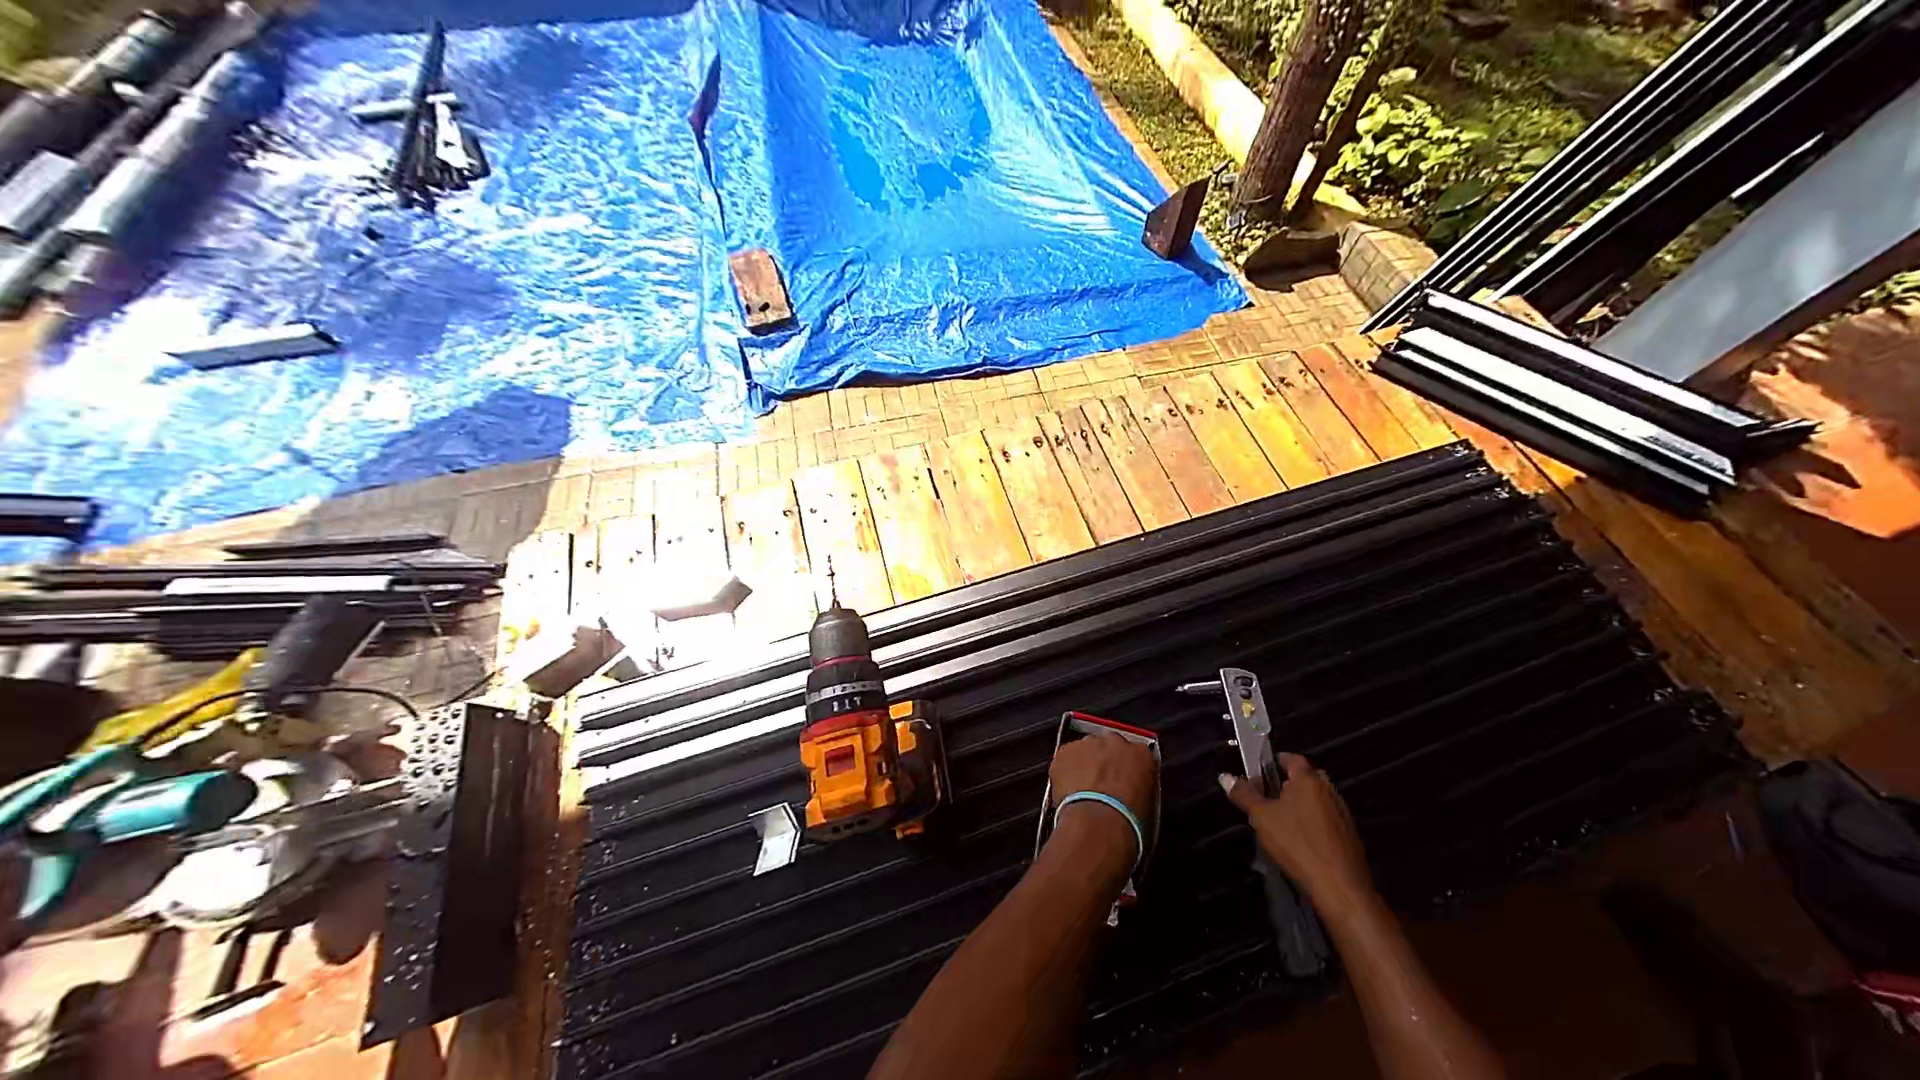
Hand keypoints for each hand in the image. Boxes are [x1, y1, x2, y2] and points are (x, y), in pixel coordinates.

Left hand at [1049, 731, 1156, 824]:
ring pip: (1085, 750)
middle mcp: (1115, 742)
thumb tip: (1131, 791)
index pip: (1135, 754)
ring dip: (1084, 765)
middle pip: (1108, 747)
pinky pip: (1065, 757)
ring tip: (1082, 790)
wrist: (1099, 821)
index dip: (1125, 768)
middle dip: (1104, 762)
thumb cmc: (1125, 818)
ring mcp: (1088, 744)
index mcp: (1141, 754)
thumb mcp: (1146, 804)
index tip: (1121, 779)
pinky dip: (1065, 770)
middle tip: (1100, 784)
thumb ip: (1138, 786)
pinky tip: (1068, 789)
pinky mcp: (1066, 750)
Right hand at [1220, 754, 1376, 915]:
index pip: (1292, 758)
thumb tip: (1225, 777)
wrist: (1339, 886)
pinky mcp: (1350, 834)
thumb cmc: (1296, 844)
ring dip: (1301, 804)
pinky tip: (1301, 840)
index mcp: (1309, 780)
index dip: (1275, 761)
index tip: (1260, 772)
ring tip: (1281, 821)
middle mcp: (1329, 790)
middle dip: (1287, 783)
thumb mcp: (1261, 817)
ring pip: (1317, 799)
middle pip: (1306, 778)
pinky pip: (1327, 818)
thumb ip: (1244, 794)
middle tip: (1268, 797)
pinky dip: (1313, 821)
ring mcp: (1342, 812)